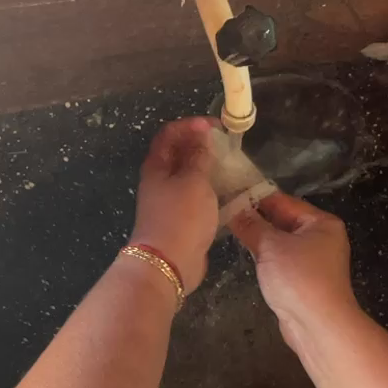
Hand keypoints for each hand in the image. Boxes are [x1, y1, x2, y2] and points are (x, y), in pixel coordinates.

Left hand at [131, 117, 218, 289]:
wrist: (169, 263)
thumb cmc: (181, 217)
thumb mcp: (194, 180)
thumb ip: (200, 156)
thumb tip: (202, 135)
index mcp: (157, 165)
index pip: (170, 133)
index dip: (191, 125)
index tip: (216, 127)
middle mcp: (159, 180)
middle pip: (178, 154)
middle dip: (201, 145)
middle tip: (227, 145)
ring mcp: (169, 201)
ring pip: (188, 176)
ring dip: (207, 168)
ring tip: (231, 166)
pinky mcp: (181, 219)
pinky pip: (196, 196)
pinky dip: (210, 190)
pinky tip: (227, 192)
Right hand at [229, 193, 362, 346]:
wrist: (319, 325)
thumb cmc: (298, 278)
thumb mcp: (270, 246)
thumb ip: (251, 225)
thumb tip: (234, 209)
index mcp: (321, 222)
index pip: (284, 202)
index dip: (256, 198)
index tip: (230, 194)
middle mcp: (322, 238)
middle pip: (283, 222)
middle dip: (257, 220)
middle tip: (225, 213)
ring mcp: (315, 261)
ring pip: (282, 243)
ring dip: (261, 240)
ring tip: (232, 231)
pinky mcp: (305, 281)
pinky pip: (283, 262)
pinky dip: (267, 259)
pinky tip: (249, 256)